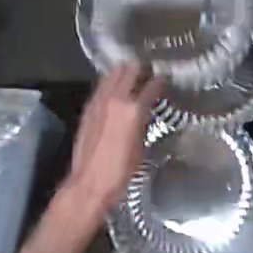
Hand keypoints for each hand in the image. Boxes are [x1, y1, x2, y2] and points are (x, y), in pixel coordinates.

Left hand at [63, 64, 161, 219]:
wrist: (89, 184)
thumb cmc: (121, 171)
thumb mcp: (141, 146)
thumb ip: (142, 122)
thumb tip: (145, 111)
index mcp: (134, 109)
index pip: (152, 85)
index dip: (160, 80)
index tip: (165, 78)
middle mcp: (116, 99)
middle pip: (129, 69)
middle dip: (140, 69)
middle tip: (147, 72)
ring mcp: (99, 101)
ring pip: (112, 74)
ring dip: (123, 72)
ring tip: (131, 77)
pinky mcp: (88, 108)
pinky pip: (101, 87)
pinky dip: (110, 84)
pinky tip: (115, 91)